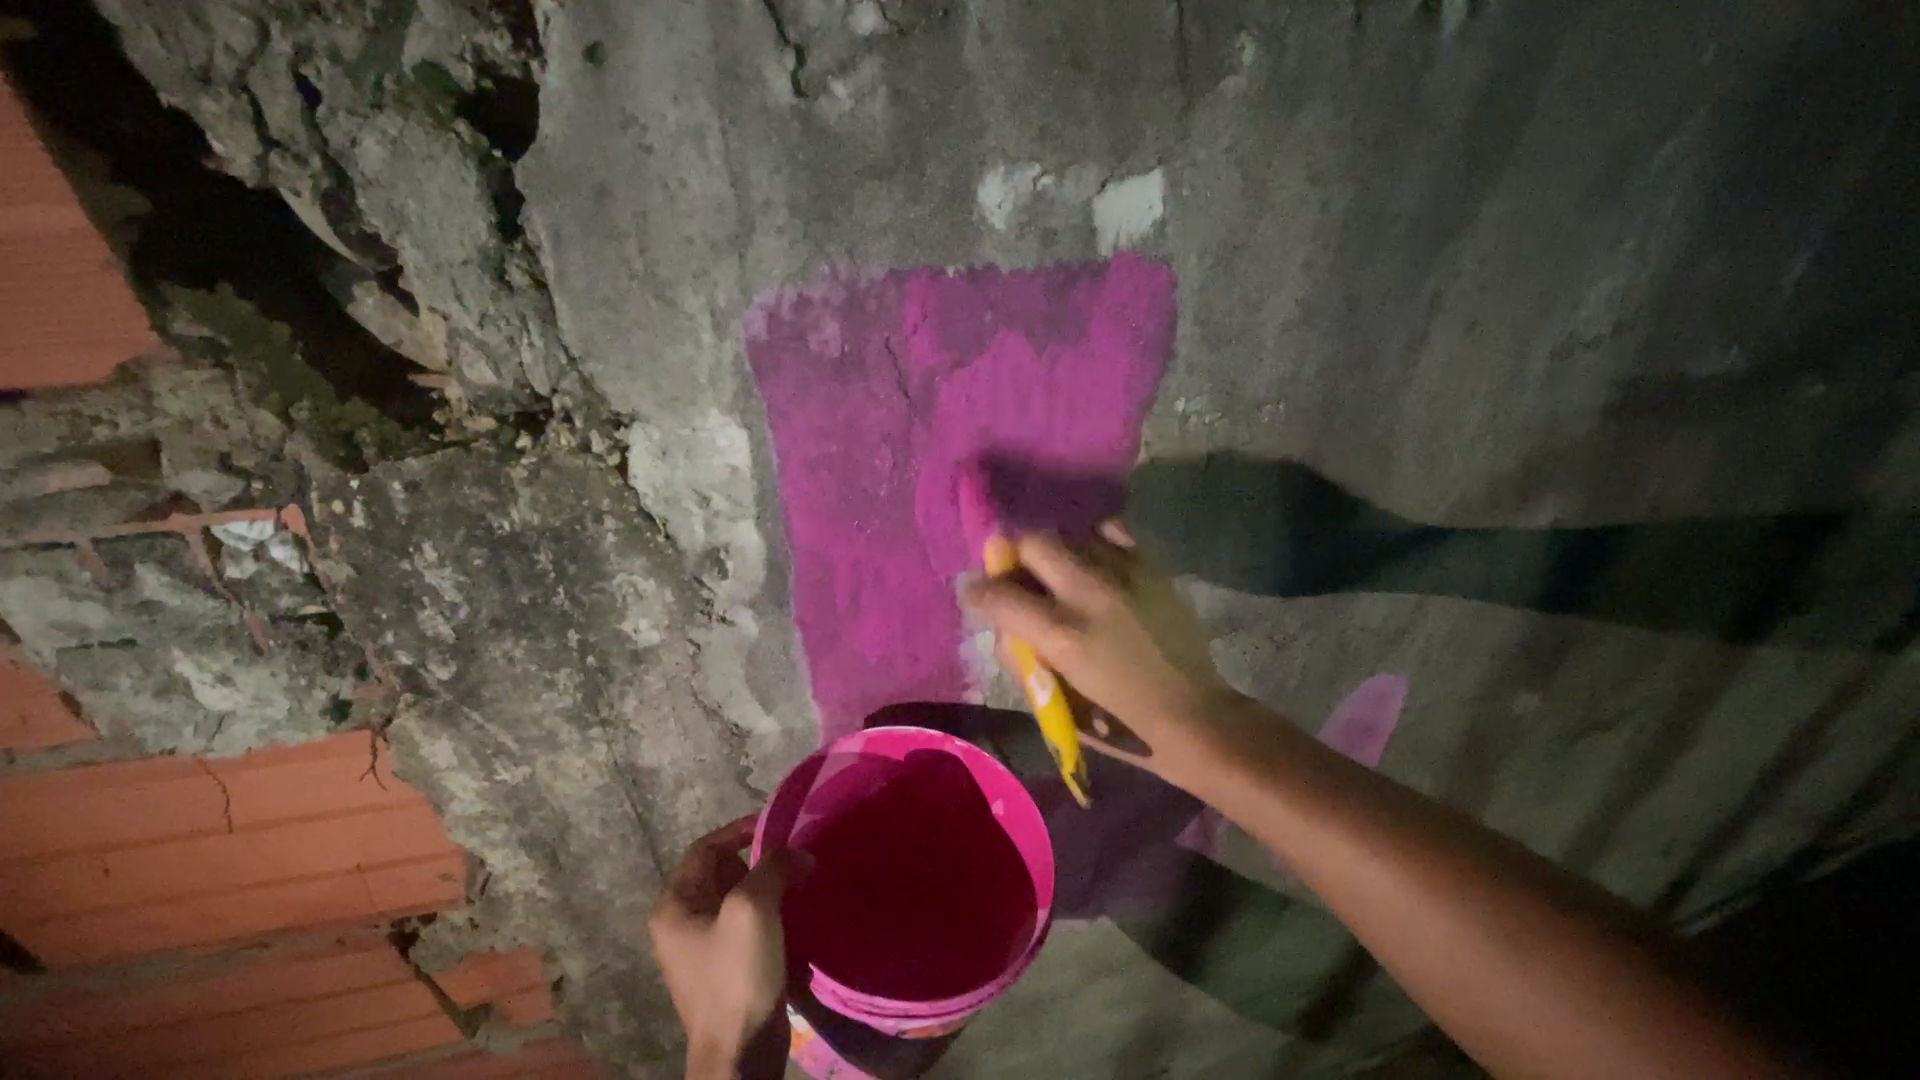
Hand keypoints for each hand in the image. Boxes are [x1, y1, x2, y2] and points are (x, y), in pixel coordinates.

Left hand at [648, 815, 807, 1079]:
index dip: (740, 831)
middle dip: (759, 863)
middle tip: (794, 861)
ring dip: (770, 891)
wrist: (739, 1053)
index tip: (779, 827)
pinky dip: (772, 919)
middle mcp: (682, 924)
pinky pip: (749, 929)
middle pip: (722, 873)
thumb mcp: (752, 908)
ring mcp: (703, 951)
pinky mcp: (726, 971)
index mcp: (674, 906)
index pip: (705, 848)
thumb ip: (773, 868)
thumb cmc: (736, 975)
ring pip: (739, 901)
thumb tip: (798, 854)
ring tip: (801, 887)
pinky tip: (797, 921)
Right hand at [962, 520, 1247, 787]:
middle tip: (1021, 578)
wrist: (1192, 713)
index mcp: (1061, 635)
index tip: (976, 595)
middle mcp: (1088, 593)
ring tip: (1063, 576)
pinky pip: (1111, 532)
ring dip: (1058, 553)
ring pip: (1072, 535)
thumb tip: (1004, 626)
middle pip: (1034, 542)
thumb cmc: (1118, 722)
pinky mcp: (1151, 568)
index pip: (996, 594)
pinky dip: (1094, 543)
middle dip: (1017, 557)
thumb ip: (1025, 658)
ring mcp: (1124, 575)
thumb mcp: (1057, 701)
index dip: (977, 592)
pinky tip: (1096, 564)